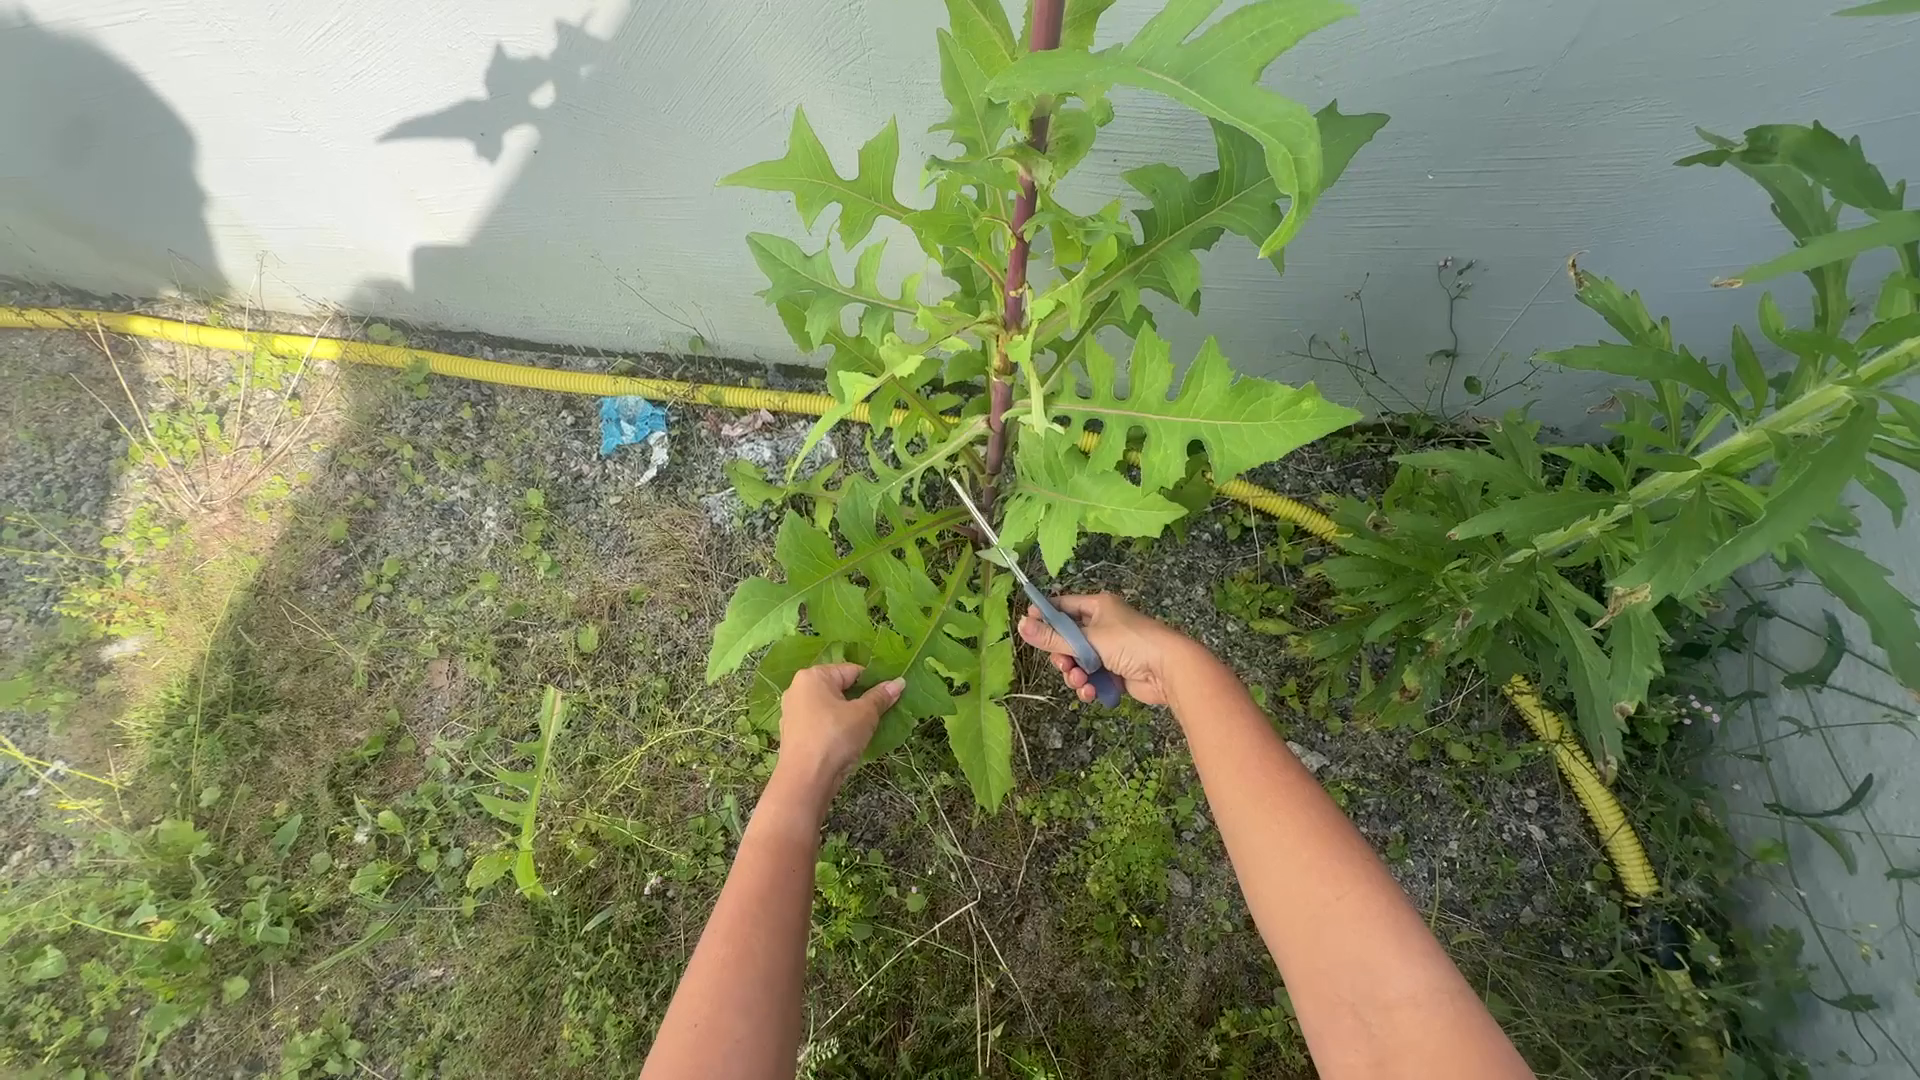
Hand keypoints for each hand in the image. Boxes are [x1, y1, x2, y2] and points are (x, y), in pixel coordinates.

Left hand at [773, 663, 903, 800]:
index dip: (873, 682)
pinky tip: (848, 740)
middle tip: (881, 713)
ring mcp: (793, 712)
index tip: (890, 696)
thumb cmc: (835, 737)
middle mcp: (798, 689)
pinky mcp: (794, 733)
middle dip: (861, 699)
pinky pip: (821, 723)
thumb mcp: (864, 715)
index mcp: (813, 676)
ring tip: (868, 728)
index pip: (852, 671)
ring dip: (849, 715)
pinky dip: (835, 727)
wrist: (805, 780)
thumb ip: (881, 696)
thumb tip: (899, 682)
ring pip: (830, 707)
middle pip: (839, 688)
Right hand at [1016, 592, 1195, 705]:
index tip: (1028, 628)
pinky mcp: (1116, 672)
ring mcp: (1110, 650)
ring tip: (1082, 681)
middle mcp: (1103, 625)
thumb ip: (1053, 637)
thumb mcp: (1088, 639)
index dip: (1044, 617)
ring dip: (1076, 675)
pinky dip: (1089, 686)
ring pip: (1078, 663)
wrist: (1169, 669)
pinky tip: (1092, 693)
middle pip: (1067, 640)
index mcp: (1097, 606)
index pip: (1062, 607)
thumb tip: (1021, 626)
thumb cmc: (1131, 643)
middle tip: (1064, 665)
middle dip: (1063, 656)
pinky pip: (1092, 678)